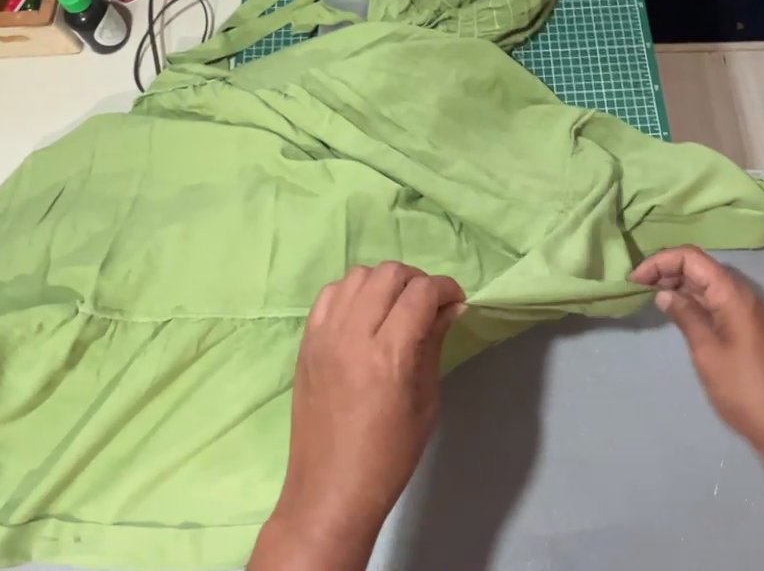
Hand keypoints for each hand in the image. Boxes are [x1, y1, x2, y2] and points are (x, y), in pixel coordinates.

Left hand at [252, 262, 464, 570]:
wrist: (330, 490)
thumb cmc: (389, 455)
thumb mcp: (426, 402)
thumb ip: (434, 344)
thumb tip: (450, 307)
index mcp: (388, 355)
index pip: (421, 293)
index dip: (446, 288)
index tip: (456, 302)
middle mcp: (352, 334)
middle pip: (389, 273)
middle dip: (417, 281)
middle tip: (429, 305)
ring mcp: (324, 335)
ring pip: (358, 275)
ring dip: (384, 282)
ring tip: (396, 307)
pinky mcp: (306, 341)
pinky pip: (330, 293)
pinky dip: (353, 292)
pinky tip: (364, 314)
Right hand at [630, 246, 763, 450]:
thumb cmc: (742, 388)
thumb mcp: (706, 350)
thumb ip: (685, 315)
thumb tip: (664, 293)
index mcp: (732, 293)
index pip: (691, 257)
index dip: (660, 261)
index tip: (634, 280)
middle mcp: (740, 294)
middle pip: (698, 266)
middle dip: (666, 269)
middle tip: (636, 287)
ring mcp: (744, 310)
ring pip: (705, 283)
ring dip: (677, 283)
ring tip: (649, 296)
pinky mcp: (744, 326)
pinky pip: (713, 300)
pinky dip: (690, 299)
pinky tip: (674, 311)